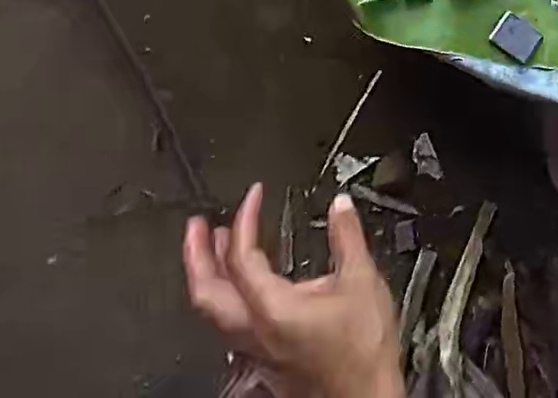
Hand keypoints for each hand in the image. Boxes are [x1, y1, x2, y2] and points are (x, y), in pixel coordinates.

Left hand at [184, 185, 402, 397]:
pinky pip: (232, 325)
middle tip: (194, 226)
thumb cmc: (362, 352)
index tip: (253, 196)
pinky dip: (229, 295)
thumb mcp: (362, 280)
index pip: (242, 258)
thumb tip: (340, 206)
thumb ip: (348, 237)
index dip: (244, 220)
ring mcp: (258, 352)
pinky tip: (244, 285)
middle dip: (196, 256)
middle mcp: (256, 334)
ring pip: (215, 313)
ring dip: (212, 274)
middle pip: (207, 294)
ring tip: (217, 246)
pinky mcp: (267, 361)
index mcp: (274, 310)